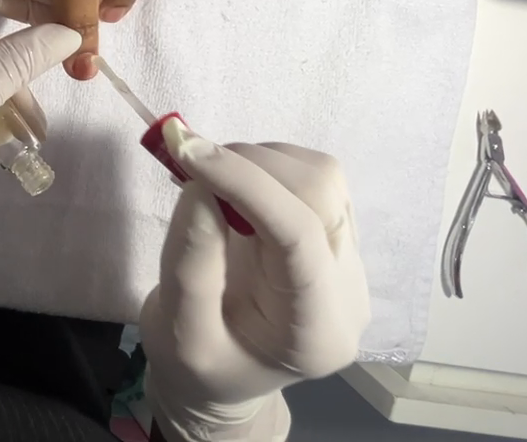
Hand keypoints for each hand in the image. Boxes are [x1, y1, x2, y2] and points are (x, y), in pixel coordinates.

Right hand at [141, 122, 369, 441]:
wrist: (220, 378)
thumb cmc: (197, 363)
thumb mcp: (178, 328)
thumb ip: (191, 261)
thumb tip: (200, 183)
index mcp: (314, 330)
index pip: (297, 234)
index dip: (242, 181)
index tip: (183, 147)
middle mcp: (347, 291)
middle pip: (317, 194)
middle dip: (246, 164)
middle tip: (187, 162)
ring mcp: (348, 261)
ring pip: (321, 176)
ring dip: (256, 159)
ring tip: (208, 176)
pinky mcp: (334, 235)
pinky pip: (314, 177)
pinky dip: (264, 162)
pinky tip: (230, 182)